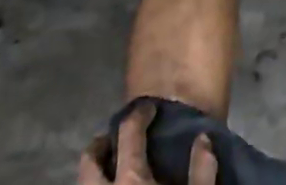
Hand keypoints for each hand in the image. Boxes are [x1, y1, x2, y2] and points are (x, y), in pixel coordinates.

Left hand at [79, 103, 217, 184]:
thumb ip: (201, 172)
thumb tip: (203, 138)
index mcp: (129, 178)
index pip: (129, 131)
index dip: (140, 114)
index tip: (150, 108)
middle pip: (90, 158)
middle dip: (101, 143)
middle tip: (117, 138)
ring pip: (82, 181)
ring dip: (96, 169)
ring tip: (113, 166)